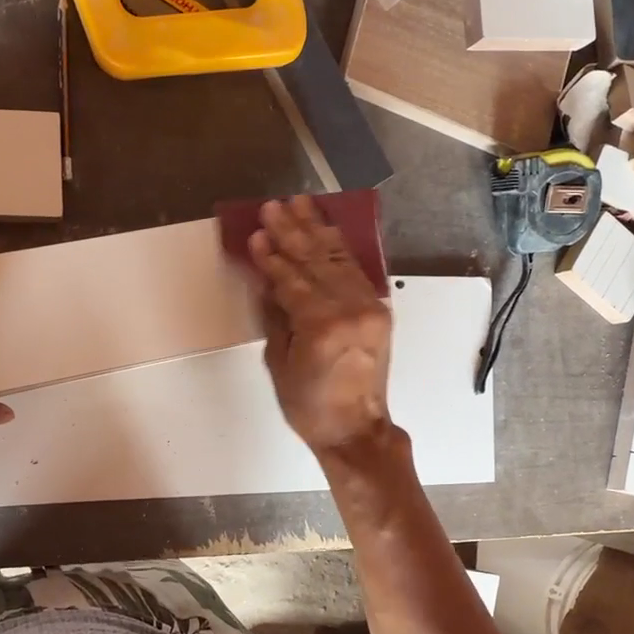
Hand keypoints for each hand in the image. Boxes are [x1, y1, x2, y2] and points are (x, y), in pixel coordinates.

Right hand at [247, 196, 395, 455]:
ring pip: (339, 258)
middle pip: (317, 260)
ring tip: (300, 204)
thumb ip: (275, 316)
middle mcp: (350, 310)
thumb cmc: (309, 406)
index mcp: (321, 326)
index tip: (255, 233)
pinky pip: (356, 270)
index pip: (291, 279)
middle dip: (293, 231)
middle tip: (274, 206)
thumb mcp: (279, 363)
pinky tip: (327, 230)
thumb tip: (267, 280)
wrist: (355, 429)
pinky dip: (340, 248)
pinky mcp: (378, 311)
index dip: (271, 256)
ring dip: (317, 230)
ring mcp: (369, 308)